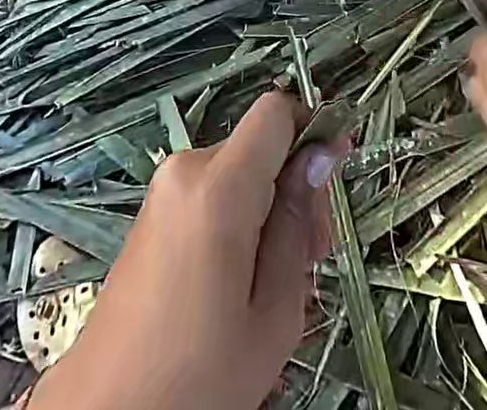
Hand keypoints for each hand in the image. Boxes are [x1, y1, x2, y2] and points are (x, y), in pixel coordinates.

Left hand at [28, 92, 345, 409]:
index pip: (275, 112)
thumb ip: (298, 221)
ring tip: (278, 278)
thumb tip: (320, 155)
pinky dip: (241, 216)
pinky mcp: (154, 211)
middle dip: (295, 187)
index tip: (333, 174)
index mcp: (218, 187)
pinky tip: (245, 274)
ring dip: (271, 207)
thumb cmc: (200, 374)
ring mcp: (164, 190)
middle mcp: (186, 170)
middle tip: (311, 256)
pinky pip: (214, 190)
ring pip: (241, 170)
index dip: (312, 130)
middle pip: (262, 146)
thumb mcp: (273, 308)